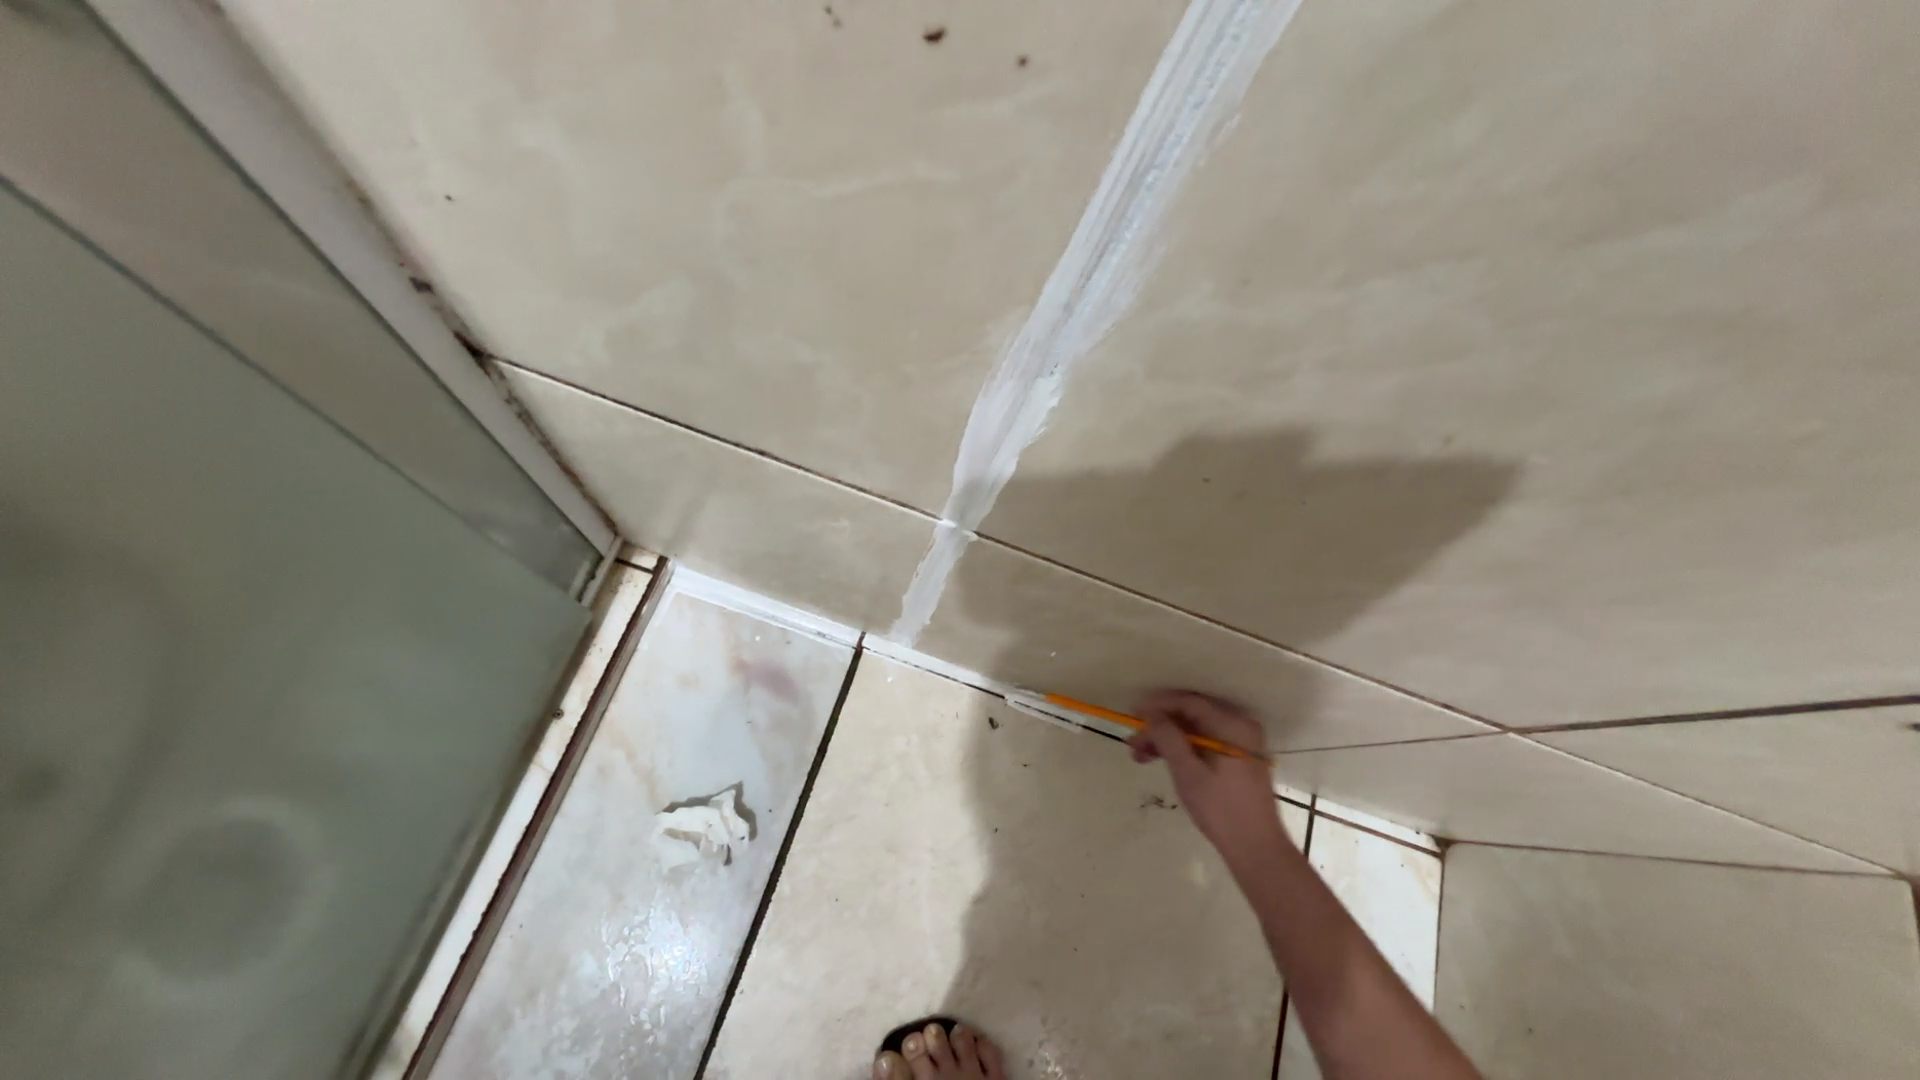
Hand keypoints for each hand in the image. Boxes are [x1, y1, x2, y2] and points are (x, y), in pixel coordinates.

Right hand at [1127, 690, 1289, 863]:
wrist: (1256, 848)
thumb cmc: (1221, 810)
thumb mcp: (1188, 772)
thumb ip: (1167, 737)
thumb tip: (1149, 711)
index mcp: (1233, 725)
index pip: (1190, 702)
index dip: (1159, 705)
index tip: (1133, 713)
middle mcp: (1240, 727)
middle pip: (1192, 715)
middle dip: (1160, 726)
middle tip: (1133, 741)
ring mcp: (1241, 743)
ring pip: (1196, 731)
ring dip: (1167, 739)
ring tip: (1139, 755)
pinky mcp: (1237, 758)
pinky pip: (1205, 743)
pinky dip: (1183, 749)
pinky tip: (1160, 760)